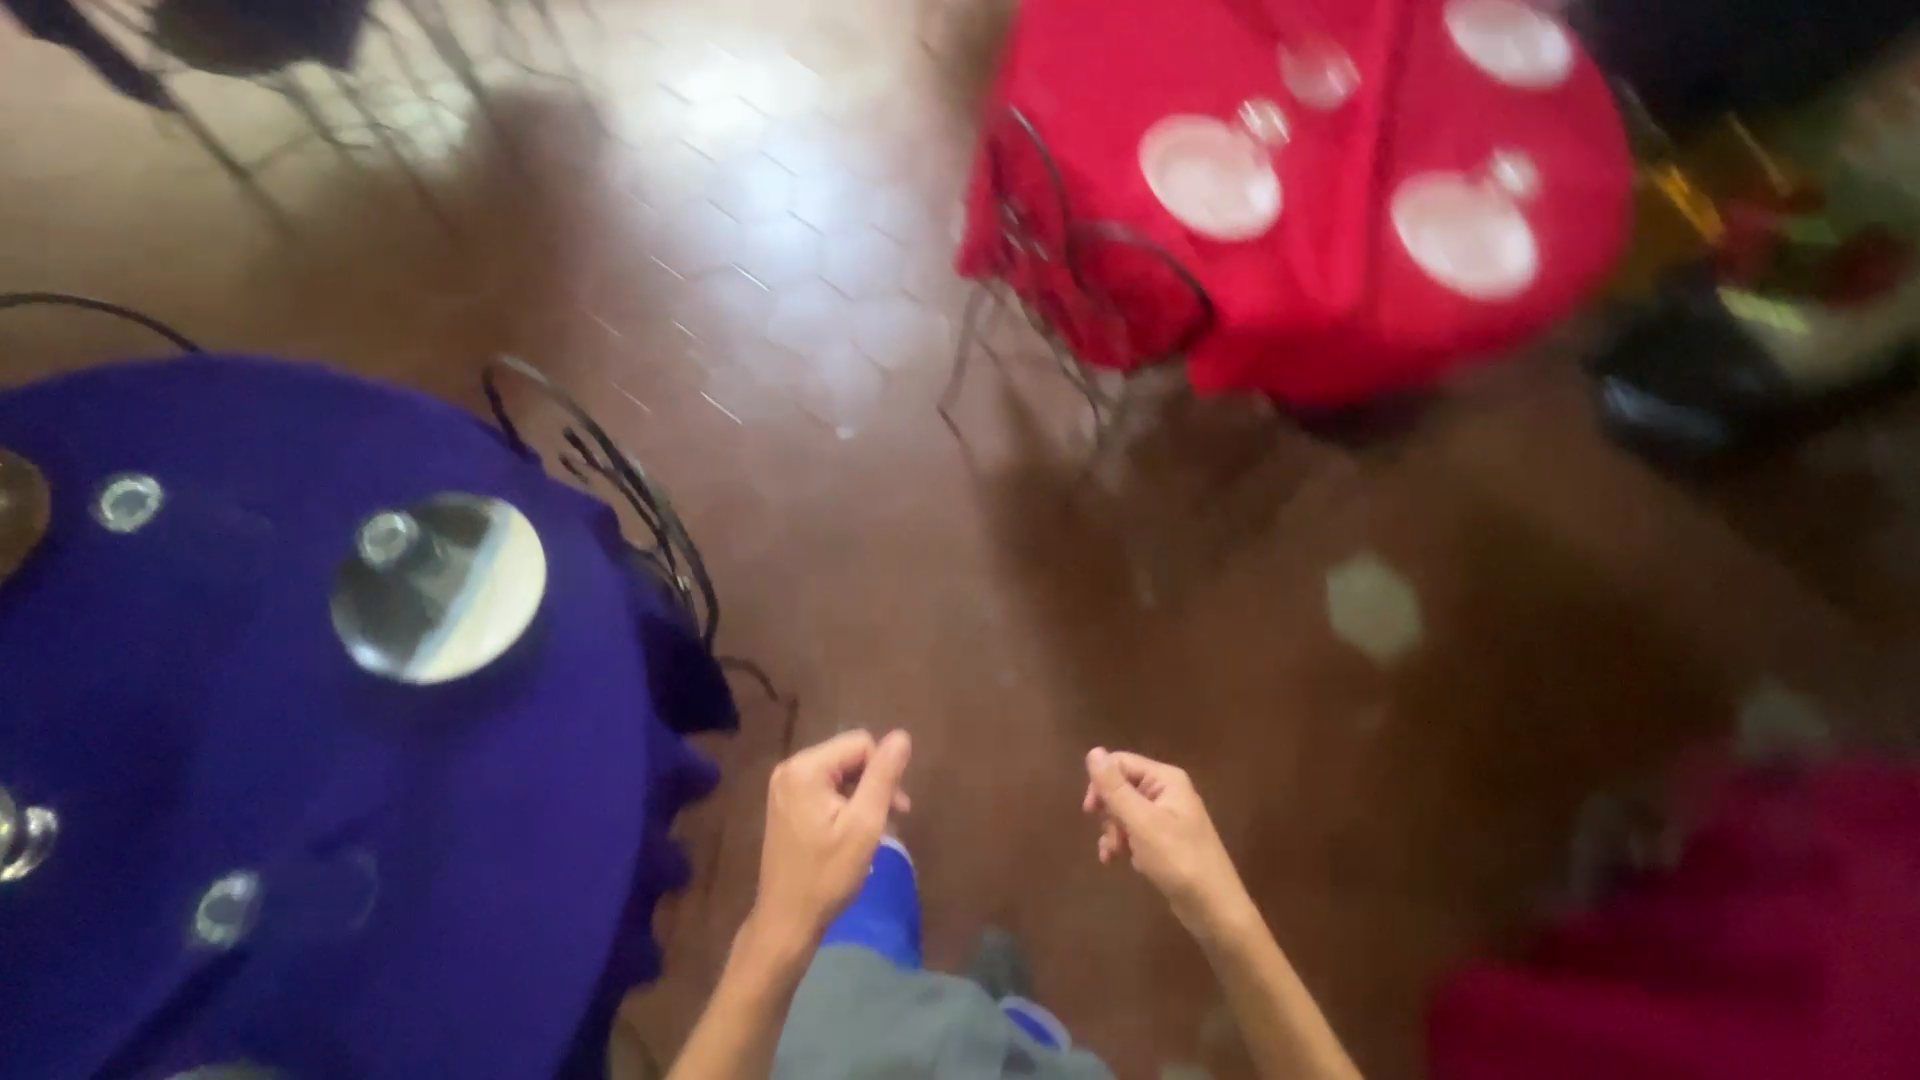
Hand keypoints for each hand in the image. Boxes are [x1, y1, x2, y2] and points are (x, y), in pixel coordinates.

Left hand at [753, 729, 912, 948]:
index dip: (884, 770)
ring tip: (873, 830)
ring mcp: (784, 787)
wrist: (786, 921)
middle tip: (890, 820)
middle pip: (848, 756)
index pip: (861, 743)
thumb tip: (902, 736)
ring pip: (839, 772)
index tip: (897, 808)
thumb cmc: (827, 876)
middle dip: (874, 783)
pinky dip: (845, 804)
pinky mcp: (786, 804)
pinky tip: (852, 832)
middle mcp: (790, 768)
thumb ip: (883, 776)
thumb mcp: (864, 825)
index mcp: (805, 768)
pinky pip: (825, 788)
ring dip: (862, 795)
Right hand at [1083, 747, 1248, 933]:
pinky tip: (1119, 861)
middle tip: (1109, 837)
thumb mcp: (1141, 822)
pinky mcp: (1165, 839)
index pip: (1120, 763)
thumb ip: (1115, 787)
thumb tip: (1092, 751)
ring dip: (1113, 831)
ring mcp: (1167, 816)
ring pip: (1125, 811)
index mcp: (1166, 779)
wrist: (1213, 908)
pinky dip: (1123, 843)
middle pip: (1122, 787)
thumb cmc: (1178, 860)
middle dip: (1108, 812)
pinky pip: (1135, 831)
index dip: (1101, 783)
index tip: (1091, 811)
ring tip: (1113, 854)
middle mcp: (1167, 791)